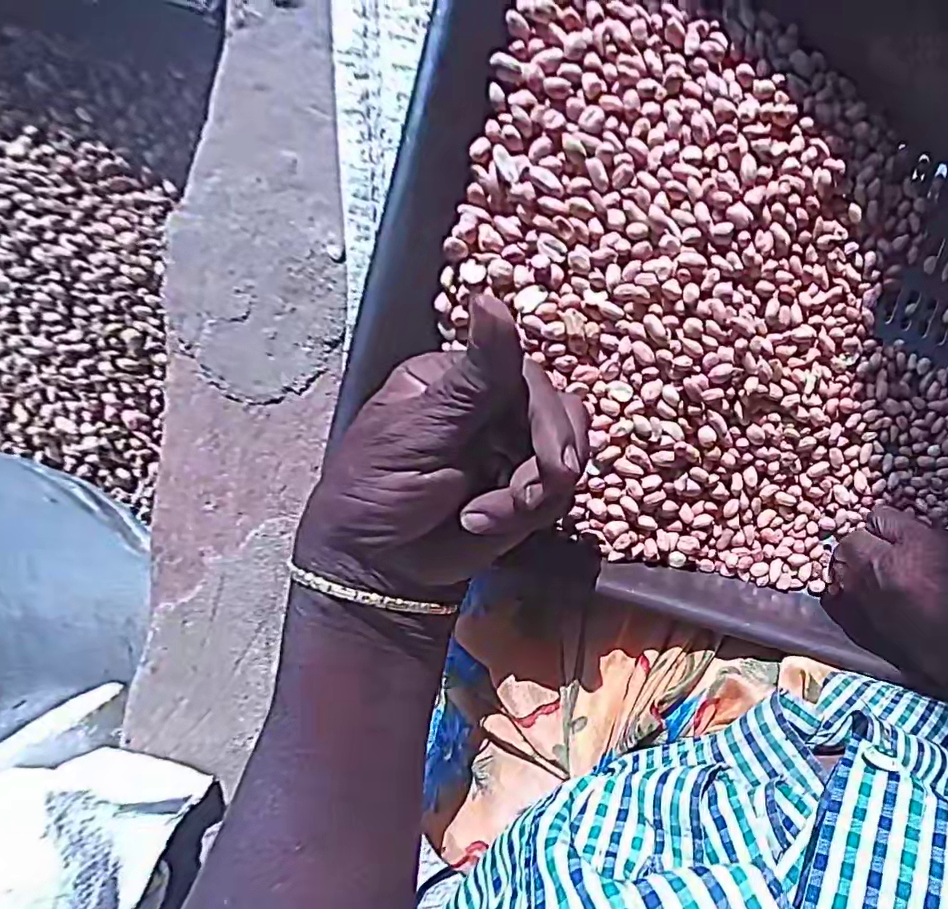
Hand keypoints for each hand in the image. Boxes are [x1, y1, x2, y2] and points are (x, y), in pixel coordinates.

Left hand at [294, 293, 589, 610]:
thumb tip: (491, 299)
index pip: (527, 378)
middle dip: (549, 462)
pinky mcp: (528, 484)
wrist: (382, 570)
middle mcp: (493, 407)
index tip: (555, 463)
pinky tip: (489, 523)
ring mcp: (514, 447)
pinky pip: (561, 490)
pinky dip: (535, 513)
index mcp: (459, 380)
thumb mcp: (421, 433)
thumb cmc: (378, 494)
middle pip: (561, 415)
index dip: (548, 419)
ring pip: (569, 453)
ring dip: (541, 491)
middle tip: (528, 498)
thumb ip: (473, 377)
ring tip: (493, 515)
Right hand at [824, 505, 947, 696]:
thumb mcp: (888, 635)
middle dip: (871, 539)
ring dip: (902, 544)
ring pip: (909, 525)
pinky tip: (941, 579)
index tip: (850, 575)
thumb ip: (857, 601)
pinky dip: (931, 551)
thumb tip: (838, 584)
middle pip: (879, 518)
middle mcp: (919, 542)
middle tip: (876, 567)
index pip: (850, 540)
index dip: (846, 559)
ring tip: (912, 576)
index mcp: (891, 569)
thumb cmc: (941, 658)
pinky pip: (938, 537)